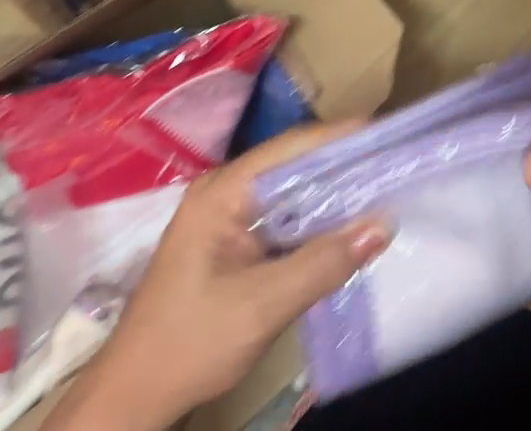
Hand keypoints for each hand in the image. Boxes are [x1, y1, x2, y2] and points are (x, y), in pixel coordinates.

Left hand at [48, 126, 389, 430]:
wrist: (134, 396)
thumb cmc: (191, 341)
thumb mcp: (263, 304)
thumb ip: (324, 262)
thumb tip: (385, 223)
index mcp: (223, 192)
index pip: (293, 148)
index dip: (342, 138)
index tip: (390, 134)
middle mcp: (226, 194)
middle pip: (295, 166)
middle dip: (345, 165)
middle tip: (397, 165)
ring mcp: (229, 220)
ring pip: (293, 195)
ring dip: (335, 196)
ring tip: (387, 190)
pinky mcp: (236, 246)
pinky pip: (286, 221)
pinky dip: (320, 223)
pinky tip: (352, 229)